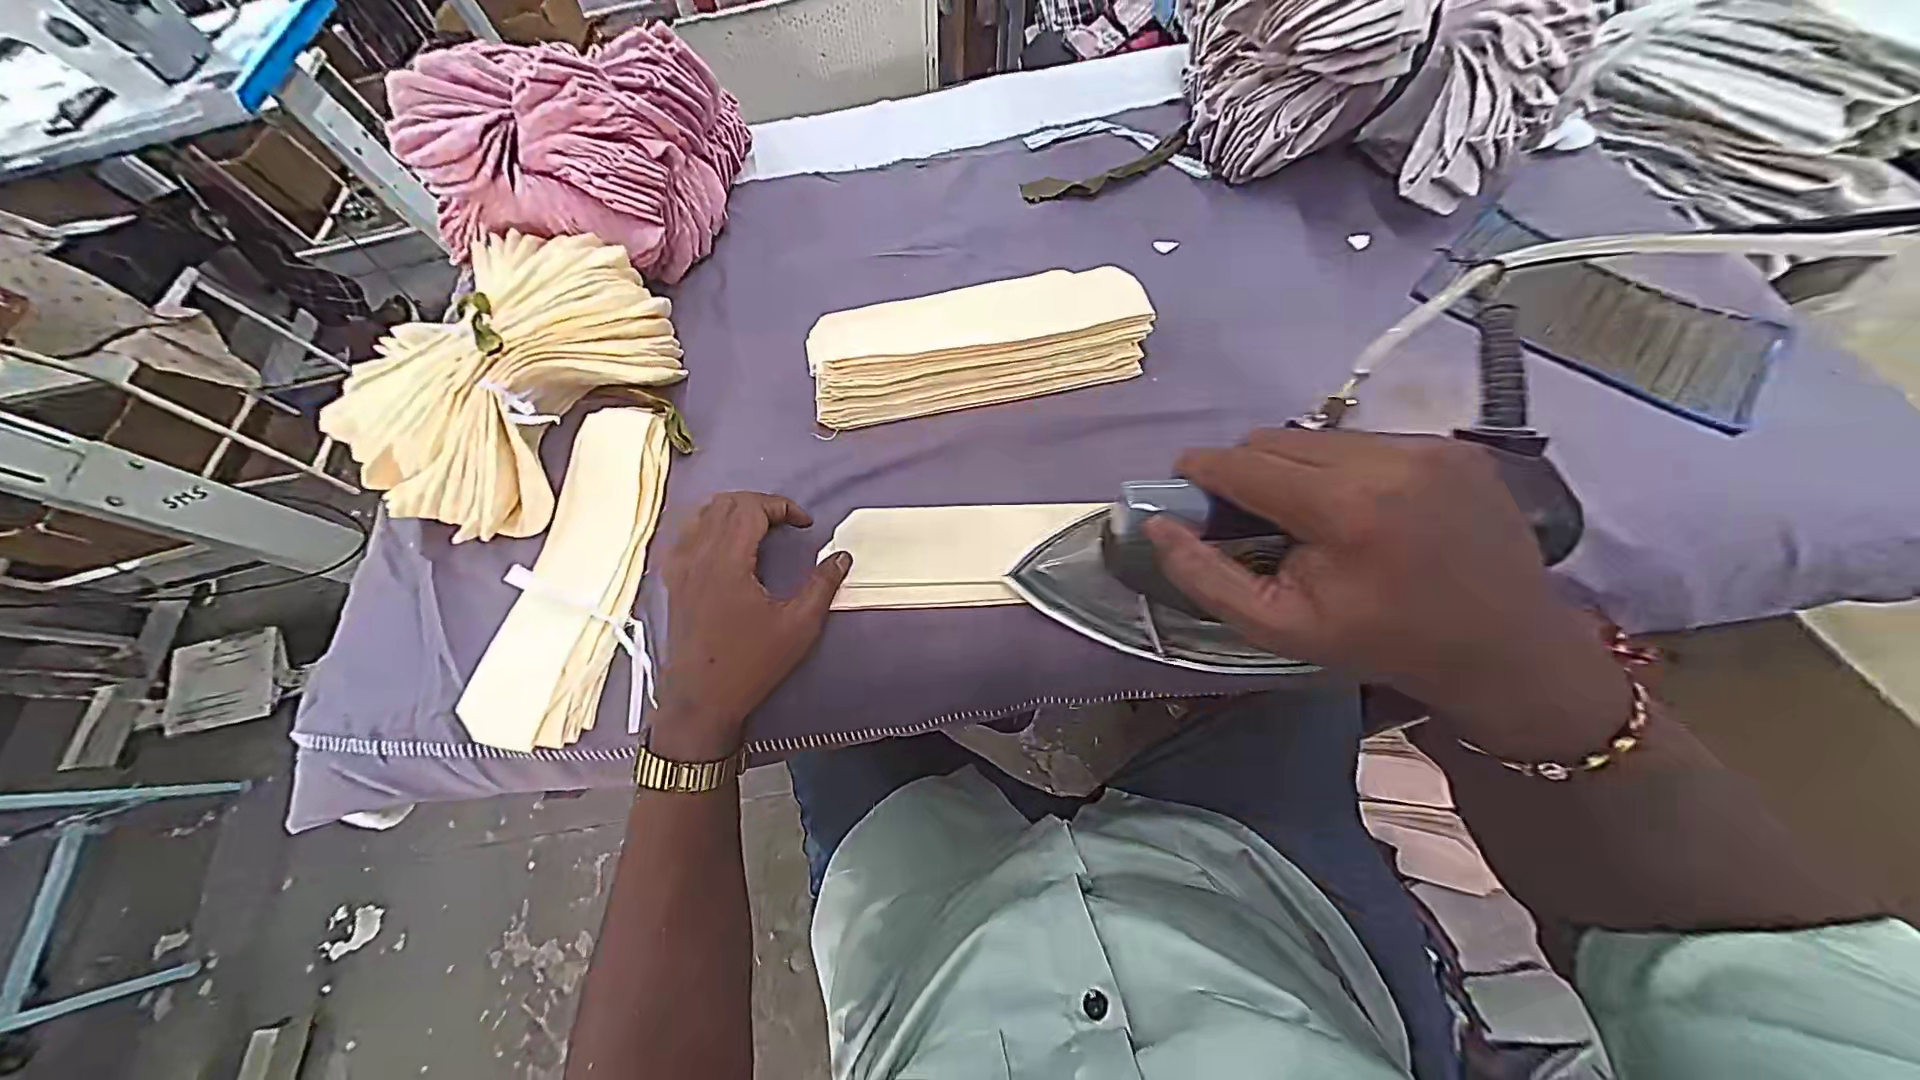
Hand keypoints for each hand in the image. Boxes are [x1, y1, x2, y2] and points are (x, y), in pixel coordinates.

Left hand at [654, 492, 851, 758]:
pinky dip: (710, 524)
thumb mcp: (799, 626)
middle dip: (760, 503)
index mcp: (727, 562)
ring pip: (702, 513)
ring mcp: (679, 568)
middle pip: (725, 503)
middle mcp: (697, 556)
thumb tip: (841, 556)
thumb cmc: (752, 664)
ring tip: (760, 527)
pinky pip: (687, 533)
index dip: (782, 506)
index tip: (805, 524)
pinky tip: (727, 544)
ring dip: (734, 510)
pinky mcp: (673, 581)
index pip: (750, 508)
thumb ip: (822, 585)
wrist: (702, 700)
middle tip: (786, 523)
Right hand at [1147, 429, 1628, 758]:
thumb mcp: (1278, 627)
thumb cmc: (1380, 644)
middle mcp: (1389, 460)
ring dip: (1291, 466)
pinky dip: (1338, 466)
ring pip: (1317, 436)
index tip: (1182, 482)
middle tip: (1243, 509)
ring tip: (1303, 512)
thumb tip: (1158, 525)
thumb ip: (1204, 576)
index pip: (1243, 462)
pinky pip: (1363, 440)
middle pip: (1275, 440)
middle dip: (1244, 469)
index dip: (1201, 469)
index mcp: (1345, 508)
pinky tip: (1356, 507)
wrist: (1506, 651)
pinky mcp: (1455, 447)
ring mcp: (1429, 447)